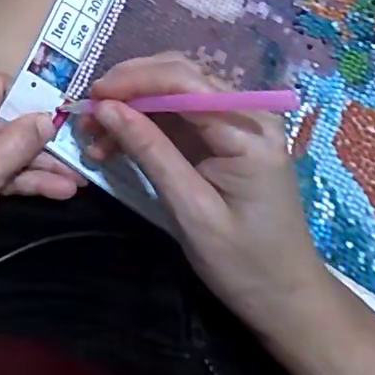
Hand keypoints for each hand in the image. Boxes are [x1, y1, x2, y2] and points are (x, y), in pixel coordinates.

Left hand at [0, 75, 82, 289]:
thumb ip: (20, 142)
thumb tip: (51, 116)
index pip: (0, 87)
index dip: (34, 98)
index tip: (69, 109)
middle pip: (9, 120)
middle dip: (43, 139)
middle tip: (82, 149)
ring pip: (11, 148)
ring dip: (43, 164)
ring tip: (81, 177)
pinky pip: (5, 170)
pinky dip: (29, 180)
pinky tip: (63, 189)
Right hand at [81, 53, 328, 324]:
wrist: (287, 300)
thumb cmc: (245, 263)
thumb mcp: (191, 210)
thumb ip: (150, 151)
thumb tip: (104, 107)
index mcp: (248, 129)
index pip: (184, 81)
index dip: (134, 81)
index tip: (92, 97)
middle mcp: (245, 111)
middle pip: (176, 74)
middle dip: (127, 88)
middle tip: (88, 113)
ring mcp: (234, 119)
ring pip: (170, 88)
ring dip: (130, 104)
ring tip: (94, 133)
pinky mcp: (220, 132)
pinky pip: (174, 111)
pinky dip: (141, 122)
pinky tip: (114, 142)